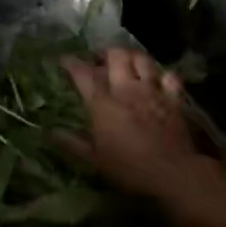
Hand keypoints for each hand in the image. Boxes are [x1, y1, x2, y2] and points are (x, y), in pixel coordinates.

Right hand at [61, 48, 207, 199]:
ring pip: (142, 60)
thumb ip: (71, 143)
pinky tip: (158, 79)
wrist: (174, 173)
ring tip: (126, 61)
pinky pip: (170, 77)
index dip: (71, 62)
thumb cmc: (128, 167)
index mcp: (101, 104)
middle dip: (106, 53)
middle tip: (100, 59)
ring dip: (133, 57)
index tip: (64, 59)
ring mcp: (152, 93)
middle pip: (116, 56)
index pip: (82, 73)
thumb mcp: (93, 159)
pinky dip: (163, 75)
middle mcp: (125, 91)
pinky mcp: (174, 100)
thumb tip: (51, 132)